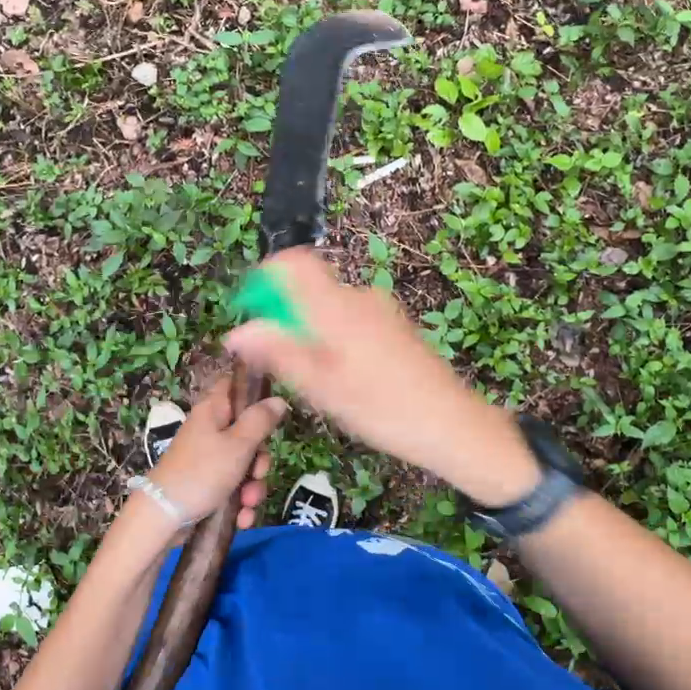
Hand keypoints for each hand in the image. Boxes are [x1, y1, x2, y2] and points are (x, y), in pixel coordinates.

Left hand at [145, 379, 287, 530]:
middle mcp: (210, 430)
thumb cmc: (202, 472)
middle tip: (257, 472)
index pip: (233, 385)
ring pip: (244, 465)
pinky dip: (240, 503)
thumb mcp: (238, 445)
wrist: (164, 515)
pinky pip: (233, 487)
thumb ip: (260, 421)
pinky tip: (241, 518)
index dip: (254, 392)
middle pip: (247, 433)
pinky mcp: (207, 484)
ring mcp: (208, 458)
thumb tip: (278, 400)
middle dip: (259, 459)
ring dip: (252, 487)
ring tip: (247, 503)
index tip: (270, 411)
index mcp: (213, 410)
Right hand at [223, 248, 539, 505]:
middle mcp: (359, 298)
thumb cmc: (382, 408)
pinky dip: (333, 341)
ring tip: (315, 381)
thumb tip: (237, 332)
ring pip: (328, 310)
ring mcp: (380, 311)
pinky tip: (343, 380)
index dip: (266, 277)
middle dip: (285, 318)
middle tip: (281, 364)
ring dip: (310, 334)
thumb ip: (277, 352)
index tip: (252, 309)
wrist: (453, 426)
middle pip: (309, 289)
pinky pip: (349, 322)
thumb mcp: (320, 386)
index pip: (294, 263)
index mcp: (337, 306)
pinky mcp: (394, 328)